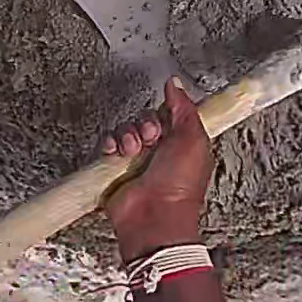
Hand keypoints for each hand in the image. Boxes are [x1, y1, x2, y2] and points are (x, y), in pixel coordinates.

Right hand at [102, 77, 212, 261]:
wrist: (154, 218)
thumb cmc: (180, 186)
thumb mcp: (193, 139)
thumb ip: (185, 108)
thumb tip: (175, 84)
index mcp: (180, 142)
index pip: (166, 113)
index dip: (163, 113)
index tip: (164, 121)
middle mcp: (158, 150)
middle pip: (144, 118)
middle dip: (145, 124)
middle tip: (150, 138)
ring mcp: (135, 160)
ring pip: (125, 128)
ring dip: (127, 135)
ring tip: (132, 150)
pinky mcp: (115, 168)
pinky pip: (107, 143)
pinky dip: (109, 143)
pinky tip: (114, 151)